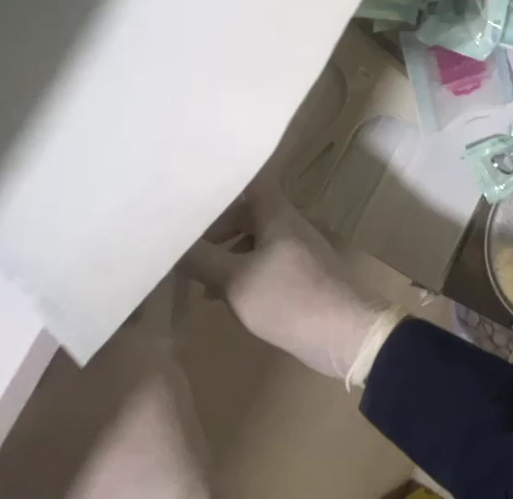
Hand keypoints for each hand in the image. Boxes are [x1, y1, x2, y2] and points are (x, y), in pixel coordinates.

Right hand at [182, 182, 397, 384]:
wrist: (342, 332)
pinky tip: (219, 296)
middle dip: (215, 227)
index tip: (190, 190)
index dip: (224, 182)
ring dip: (224, 254)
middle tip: (182, 246)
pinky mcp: (297, 275)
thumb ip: (202, 258)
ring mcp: (295, 250)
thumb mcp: (235, 279)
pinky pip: (261, 262)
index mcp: (278, 215)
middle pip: (247, 212)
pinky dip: (239, 272)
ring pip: (252, 240)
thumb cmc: (288, 298)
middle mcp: (288, 225)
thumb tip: (170, 239)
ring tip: (194, 278)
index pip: (251, 182)